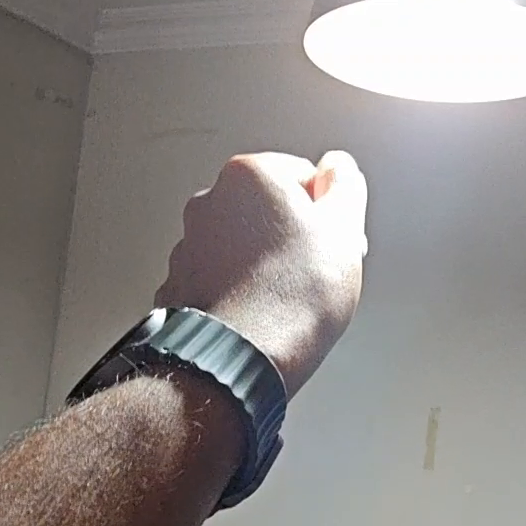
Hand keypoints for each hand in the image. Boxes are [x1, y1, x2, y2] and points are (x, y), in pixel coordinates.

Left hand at [155, 151, 367, 396]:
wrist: (239, 358)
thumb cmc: (293, 296)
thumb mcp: (344, 229)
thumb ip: (346, 184)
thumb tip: (339, 167)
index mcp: (249, 176)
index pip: (304, 176)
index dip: (328, 212)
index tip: (333, 242)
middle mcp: (210, 202)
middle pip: (269, 209)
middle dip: (294, 236)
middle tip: (315, 273)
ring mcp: (189, 245)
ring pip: (243, 245)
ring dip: (265, 264)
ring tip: (287, 300)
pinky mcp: (179, 285)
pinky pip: (221, 279)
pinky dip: (239, 290)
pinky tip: (260, 314)